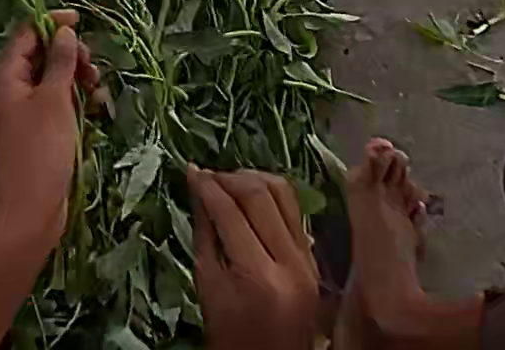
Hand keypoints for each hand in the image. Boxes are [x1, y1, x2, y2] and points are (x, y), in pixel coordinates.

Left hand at [0, 9, 97, 253]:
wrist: (23, 219)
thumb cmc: (37, 153)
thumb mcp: (54, 101)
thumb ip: (60, 62)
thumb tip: (64, 30)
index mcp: (7, 74)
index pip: (27, 32)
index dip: (52, 22)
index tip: (80, 20)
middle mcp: (12, 88)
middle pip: (41, 54)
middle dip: (69, 54)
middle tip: (91, 67)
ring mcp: (24, 112)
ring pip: (52, 80)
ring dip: (76, 78)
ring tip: (97, 90)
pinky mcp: (37, 134)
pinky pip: (56, 105)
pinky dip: (74, 101)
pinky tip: (94, 107)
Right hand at [188, 167, 319, 349]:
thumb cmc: (229, 333)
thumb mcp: (206, 281)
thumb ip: (204, 226)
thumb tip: (194, 177)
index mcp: (259, 276)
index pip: (229, 211)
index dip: (207, 185)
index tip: (191, 171)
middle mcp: (291, 264)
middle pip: (258, 194)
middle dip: (228, 178)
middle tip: (207, 176)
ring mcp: (308, 261)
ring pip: (282, 192)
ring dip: (251, 179)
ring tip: (228, 183)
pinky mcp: (313, 259)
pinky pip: (293, 209)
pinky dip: (269, 194)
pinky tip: (249, 197)